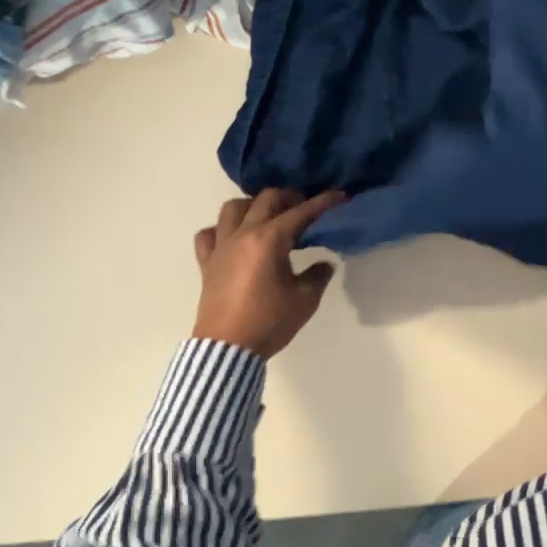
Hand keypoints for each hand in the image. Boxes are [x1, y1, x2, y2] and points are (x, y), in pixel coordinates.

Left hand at [192, 189, 345, 357]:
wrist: (228, 351)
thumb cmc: (269, 322)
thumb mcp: (305, 300)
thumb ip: (317, 275)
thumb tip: (323, 264)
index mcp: (269, 240)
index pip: (301, 212)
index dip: (323, 202)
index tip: (339, 196)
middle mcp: (243, 235)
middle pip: (266, 199)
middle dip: (289, 197)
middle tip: (304, 207)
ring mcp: (221, 247)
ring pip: (232, 208)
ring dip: (253, 206)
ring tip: (267, 217)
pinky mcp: (206, 264)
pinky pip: (208, 235)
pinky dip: (220, 230)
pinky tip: (233, 239)